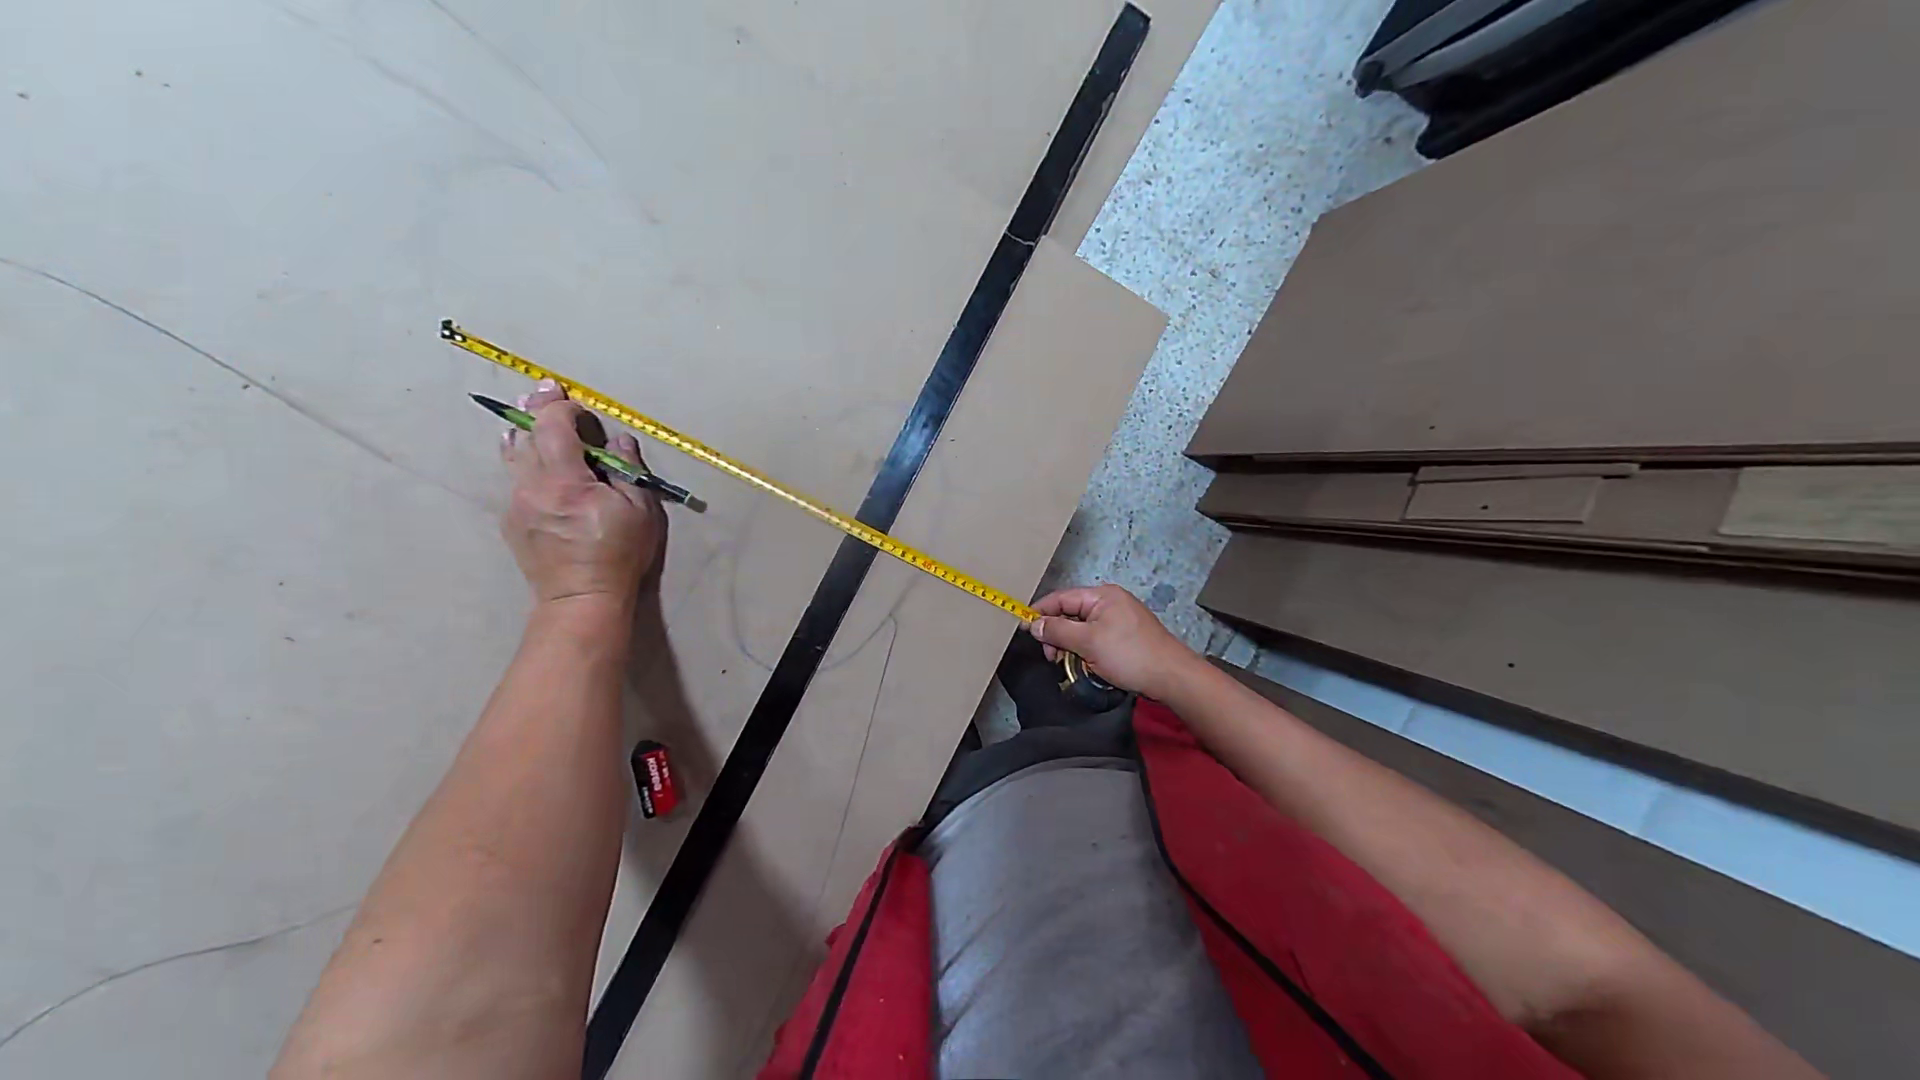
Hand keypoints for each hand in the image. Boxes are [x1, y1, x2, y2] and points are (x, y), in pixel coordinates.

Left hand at [500, 381, 663, 610]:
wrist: (581, 598)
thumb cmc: (619, 555)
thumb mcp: (640, 513)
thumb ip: (628, 471)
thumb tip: (619, 441)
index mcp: (566, 482)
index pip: (552, 426)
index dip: (562, 408)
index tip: (576, 404)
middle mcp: (532, 486)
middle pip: (524, 433)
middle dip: (537, 409)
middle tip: (546, 391)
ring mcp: (516, 503)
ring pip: (512, 454)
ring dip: (524, 433)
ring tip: (530, 418)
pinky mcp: (511, 519)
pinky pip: (514, 479)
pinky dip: (524, 462)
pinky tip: (535, 464)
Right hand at [1027, 584, 1200, 699]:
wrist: (1171, 677)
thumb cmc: (1129, 655)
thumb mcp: (1088, 642)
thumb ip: (1057, 630)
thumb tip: (1034, 624)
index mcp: (1102, 595)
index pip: (1061, 598)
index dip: (1041, 612)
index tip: (1025, 629)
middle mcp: (1110, 602)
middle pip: (1070, 613)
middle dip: (1056, 634)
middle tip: (1050, 656)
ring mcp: (1119, 619)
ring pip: (1081, 629)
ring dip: (1070, 646)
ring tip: (1068, 664)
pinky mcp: (1124, 637)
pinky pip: (1095, 638)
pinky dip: (1085, 650)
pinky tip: (1085, 665)